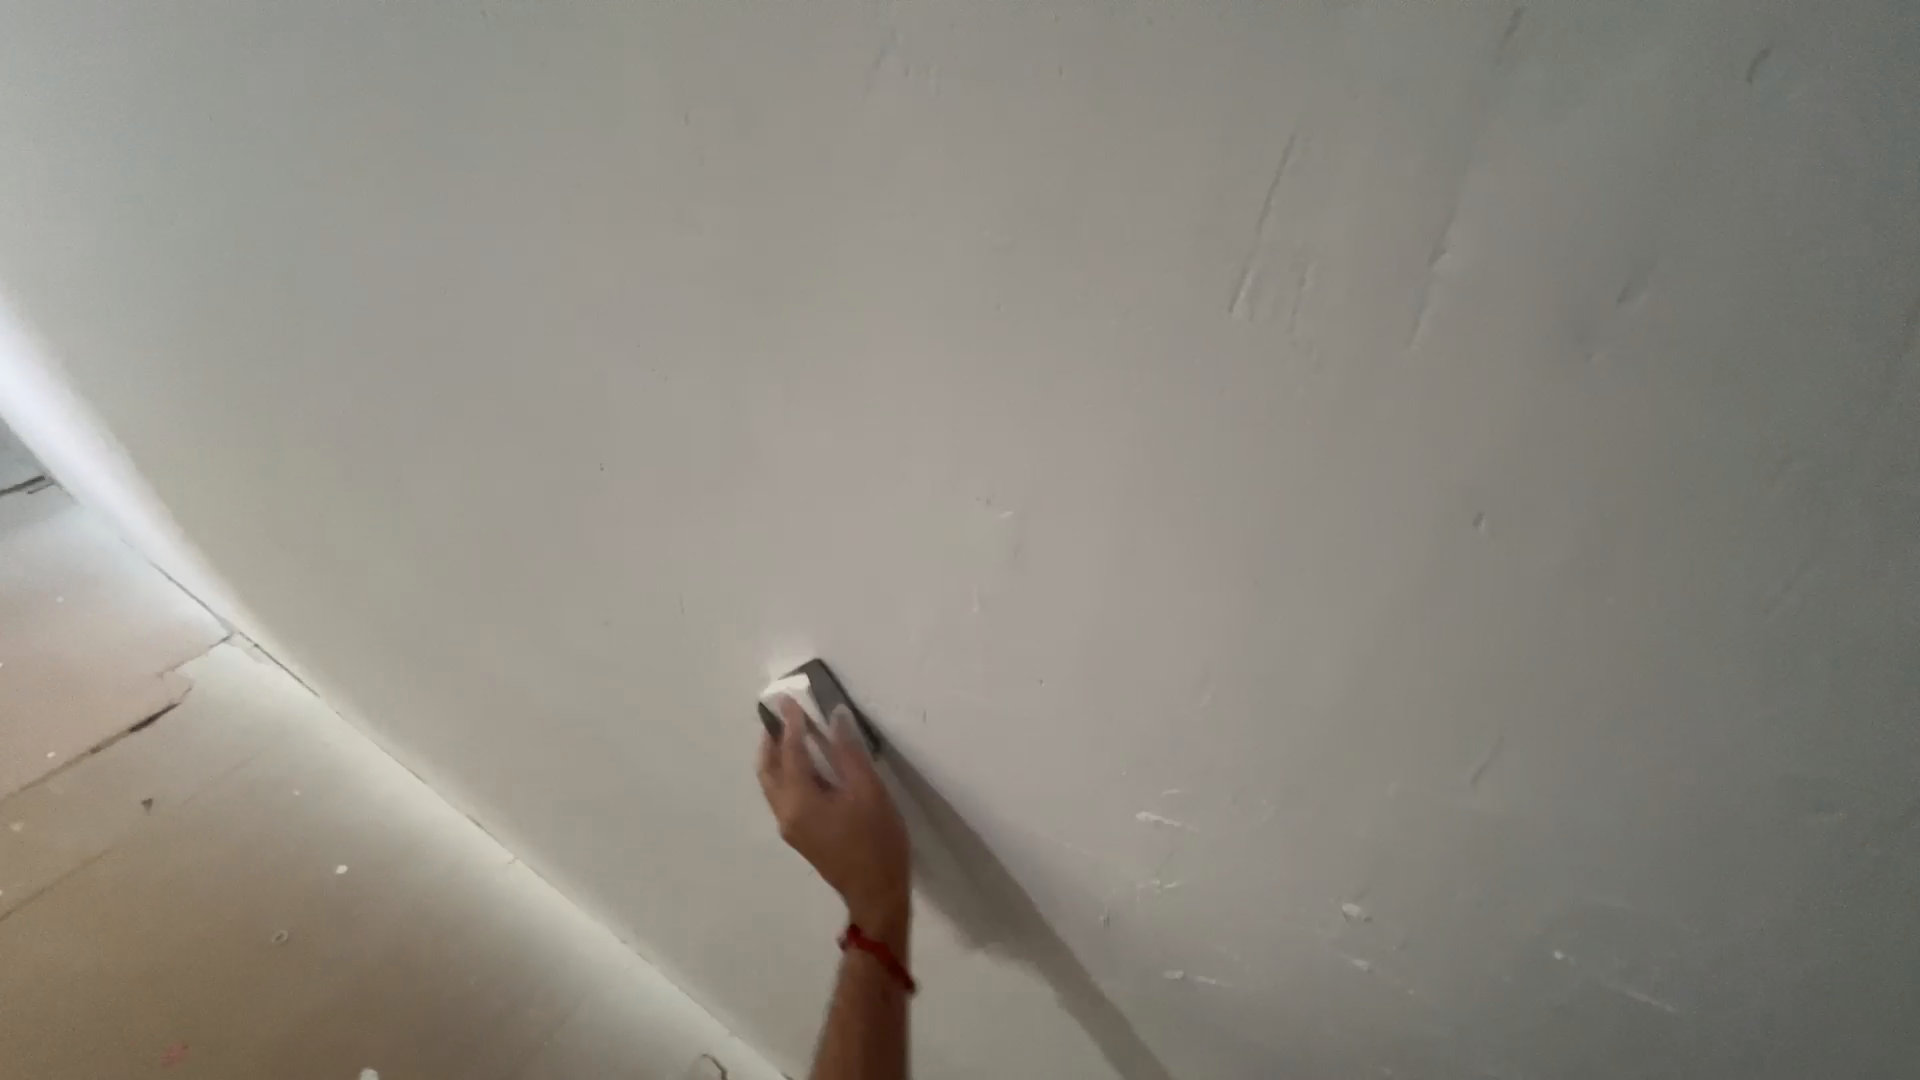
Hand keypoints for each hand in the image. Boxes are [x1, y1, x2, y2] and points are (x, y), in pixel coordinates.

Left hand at [757, 696, 910, 939]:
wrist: (877, 892)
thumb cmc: (876, 838)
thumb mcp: (868, 789)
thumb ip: (848, 751)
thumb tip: (835, 717)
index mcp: (800, 800)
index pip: (790, 752)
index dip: (791, 723)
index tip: (787, 699)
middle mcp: (786, 813)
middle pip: (768, 769)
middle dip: (772, 740)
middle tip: (780, 714)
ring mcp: (790, 827)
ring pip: (773, 784)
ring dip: (777, 756)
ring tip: (790, 733)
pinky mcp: (800, 835)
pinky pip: (783, 795)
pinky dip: (786, 773)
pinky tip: (806, 765)